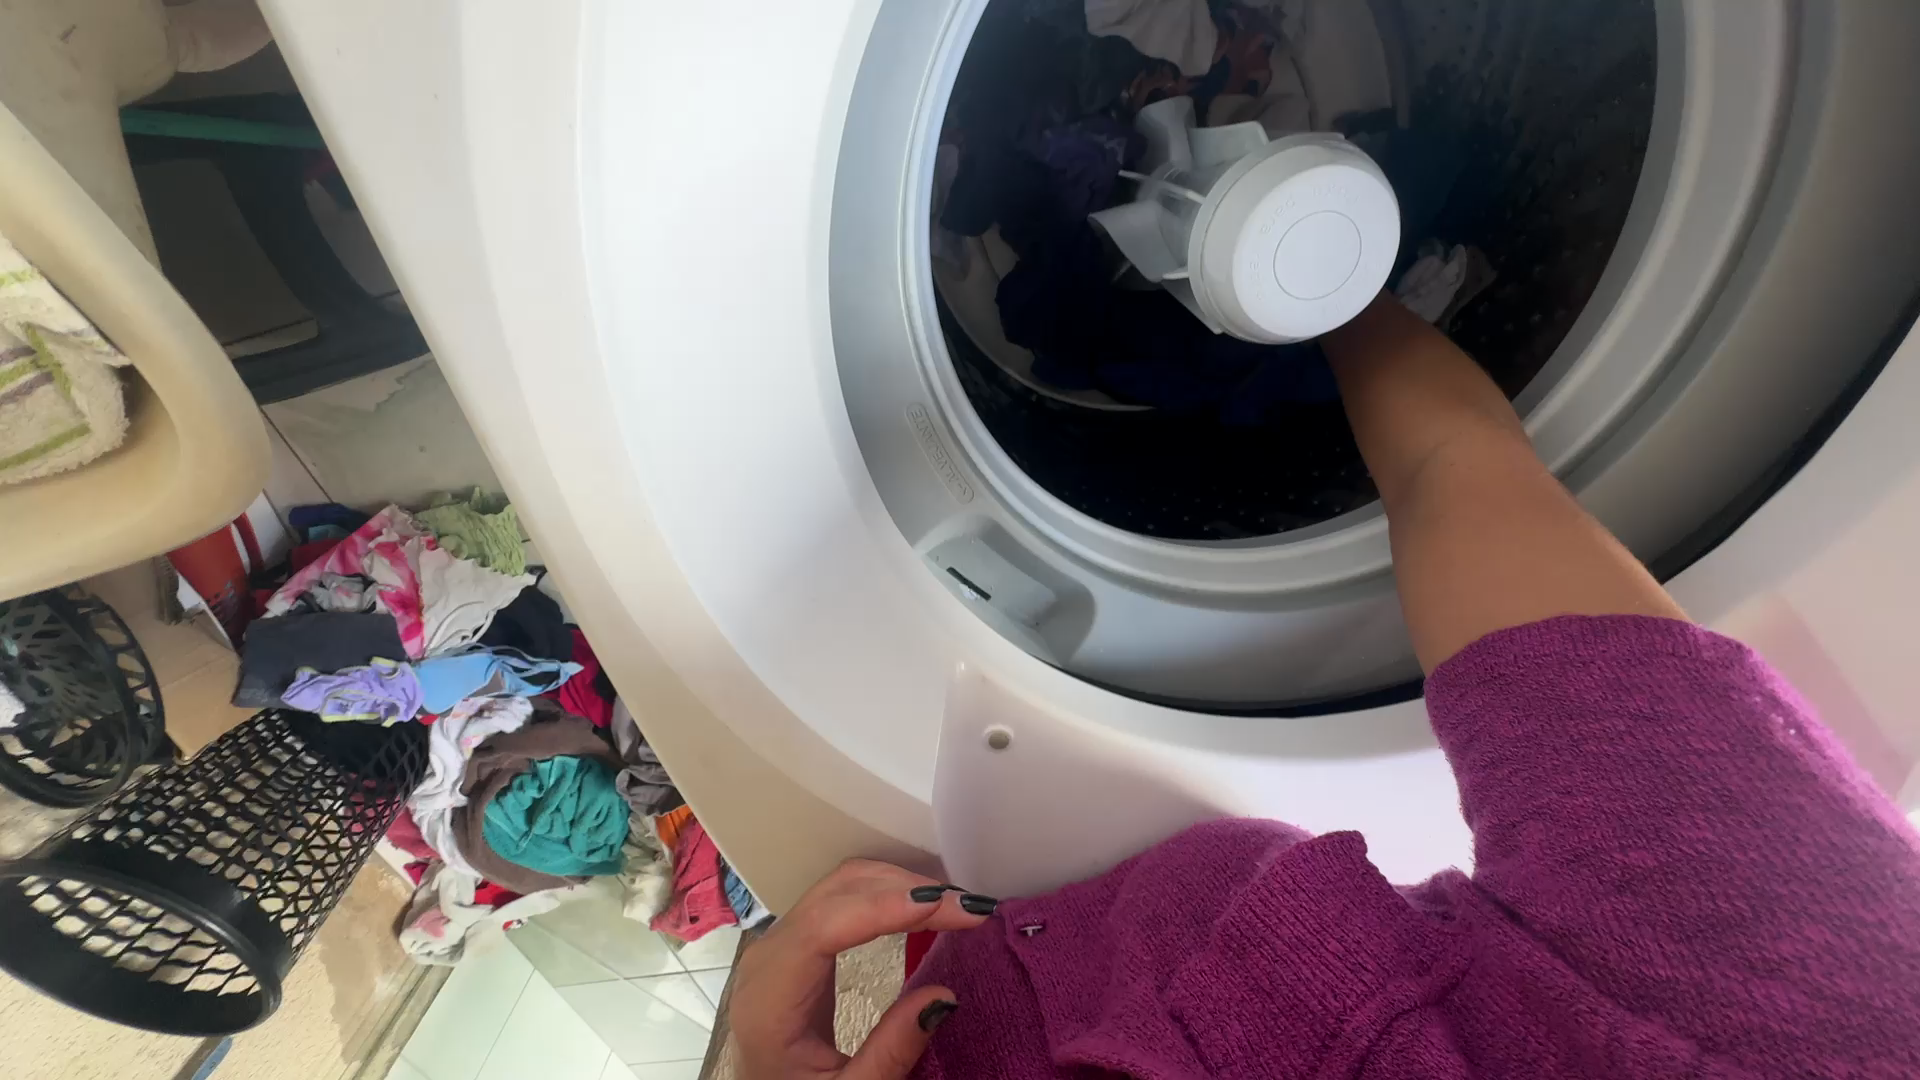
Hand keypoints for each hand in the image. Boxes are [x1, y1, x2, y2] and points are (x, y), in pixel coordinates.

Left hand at [729, 859, 998, 1079]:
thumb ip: (891, 1052)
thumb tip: (945, 997)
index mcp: (770, 993)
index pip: (826, 925)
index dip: (884, 906)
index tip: (943, 904)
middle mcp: (770, 951)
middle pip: (840, 891)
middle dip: (906, 890)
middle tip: (967, 908)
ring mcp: (783, 938)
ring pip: (844, 883)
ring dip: (900, 884)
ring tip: (952, 904)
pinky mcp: (799, 936)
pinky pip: (843, 895)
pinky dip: (886, 890)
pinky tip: (919, 904)